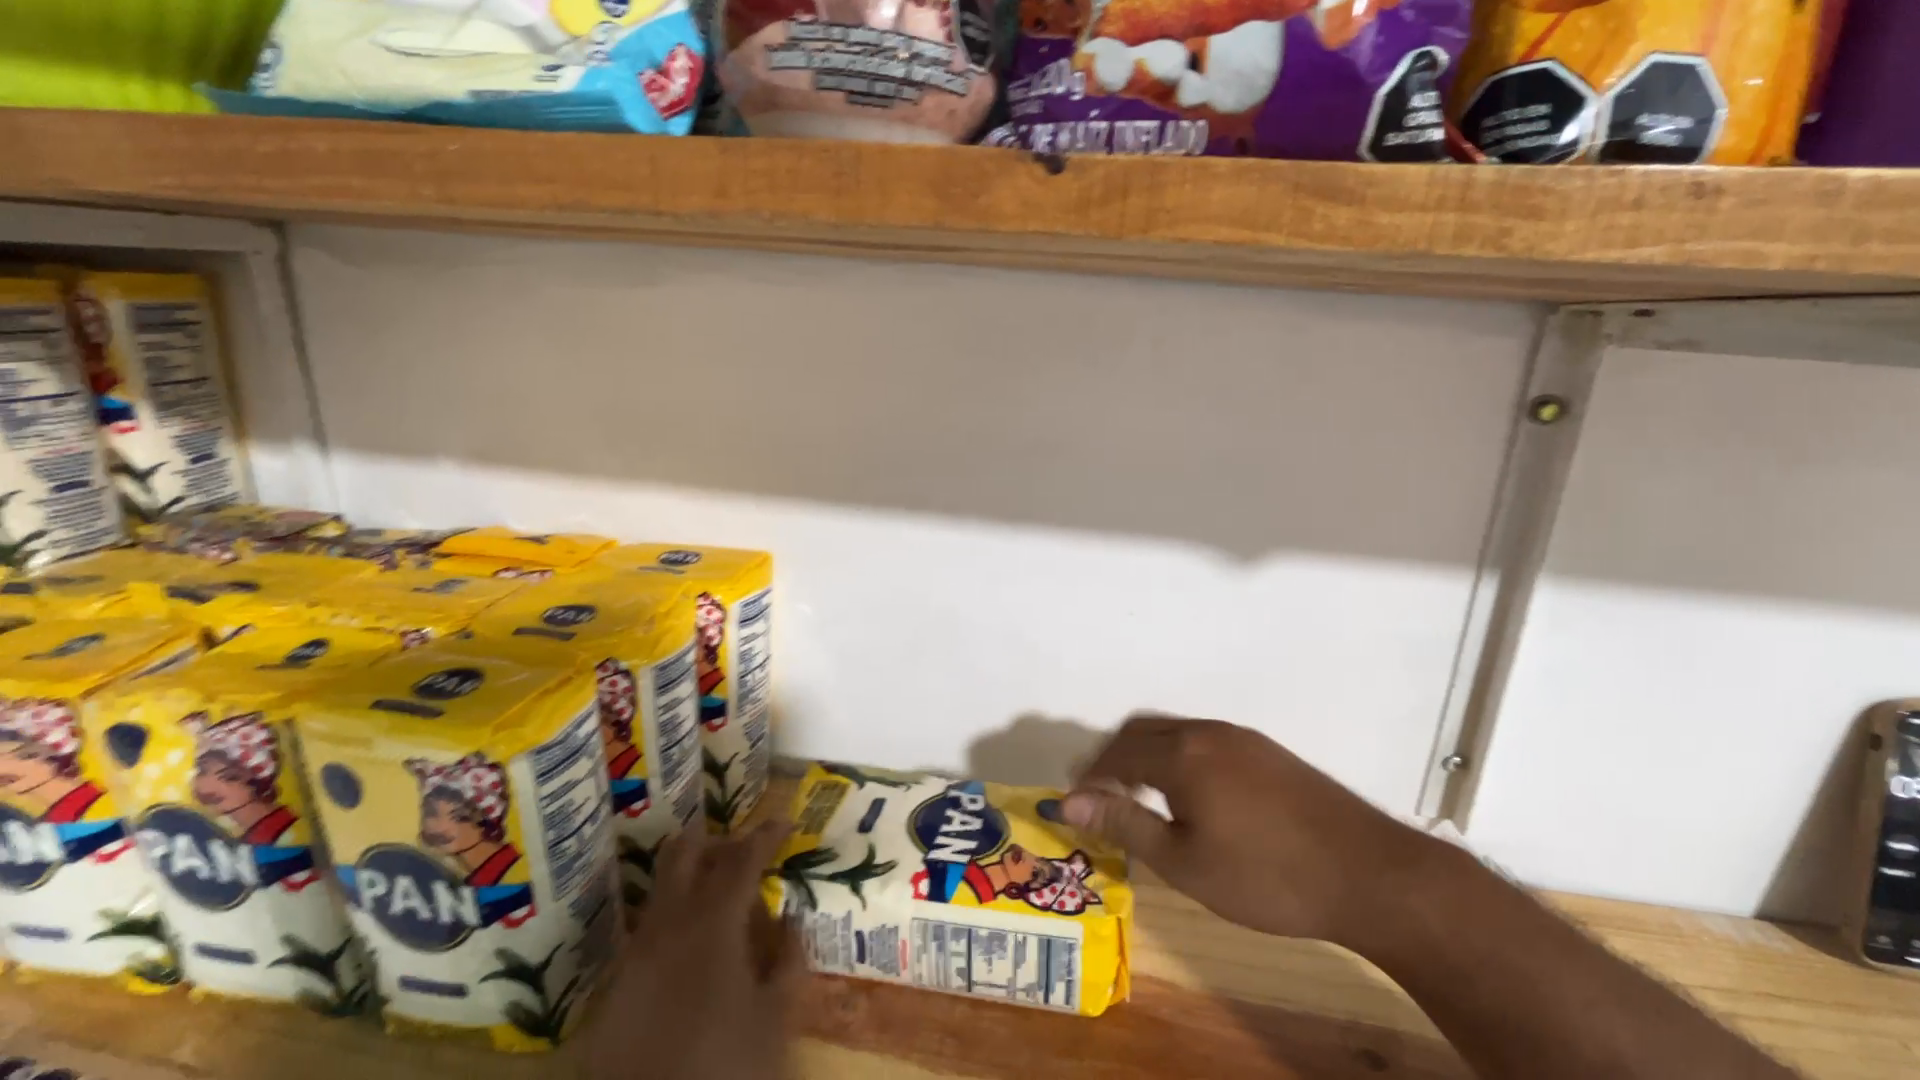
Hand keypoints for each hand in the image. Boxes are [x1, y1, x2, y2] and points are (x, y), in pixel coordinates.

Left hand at [583, 821, 800, 1079]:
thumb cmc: (724, 1064)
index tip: (784, 821)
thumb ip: (789, 960)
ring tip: (725, 897)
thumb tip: (790, 918)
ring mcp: (638, 948)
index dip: (764, 835)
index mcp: (713, 924)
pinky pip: (650, 923)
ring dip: (694, 876)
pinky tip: (695, 944)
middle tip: (747, 851)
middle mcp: (669, 922)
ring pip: (662, 886)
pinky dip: (676, 914)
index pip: (741, 860)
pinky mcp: (618, 978)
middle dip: (718, 842)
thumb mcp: (775, 1017)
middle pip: (685, 853)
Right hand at [1063, 714, 1431, 946]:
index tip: (1072, 804)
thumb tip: (1069, 800)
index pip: (1116, 752)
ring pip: (1176, 732)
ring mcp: (1243, 739)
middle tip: (1098, 796)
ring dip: (1146, 756)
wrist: (1369, 875)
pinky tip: (1189, 796)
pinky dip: (1178, 758)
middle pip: (1143, 730)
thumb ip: (1125, 823)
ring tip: (1138, 797)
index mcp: (1183, 753)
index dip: (1089, 776)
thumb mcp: (1184, 861)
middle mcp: (1209, 732)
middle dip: (1112, 758)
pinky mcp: (1269, 753)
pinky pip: (1205, 741)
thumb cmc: (1266, 877)